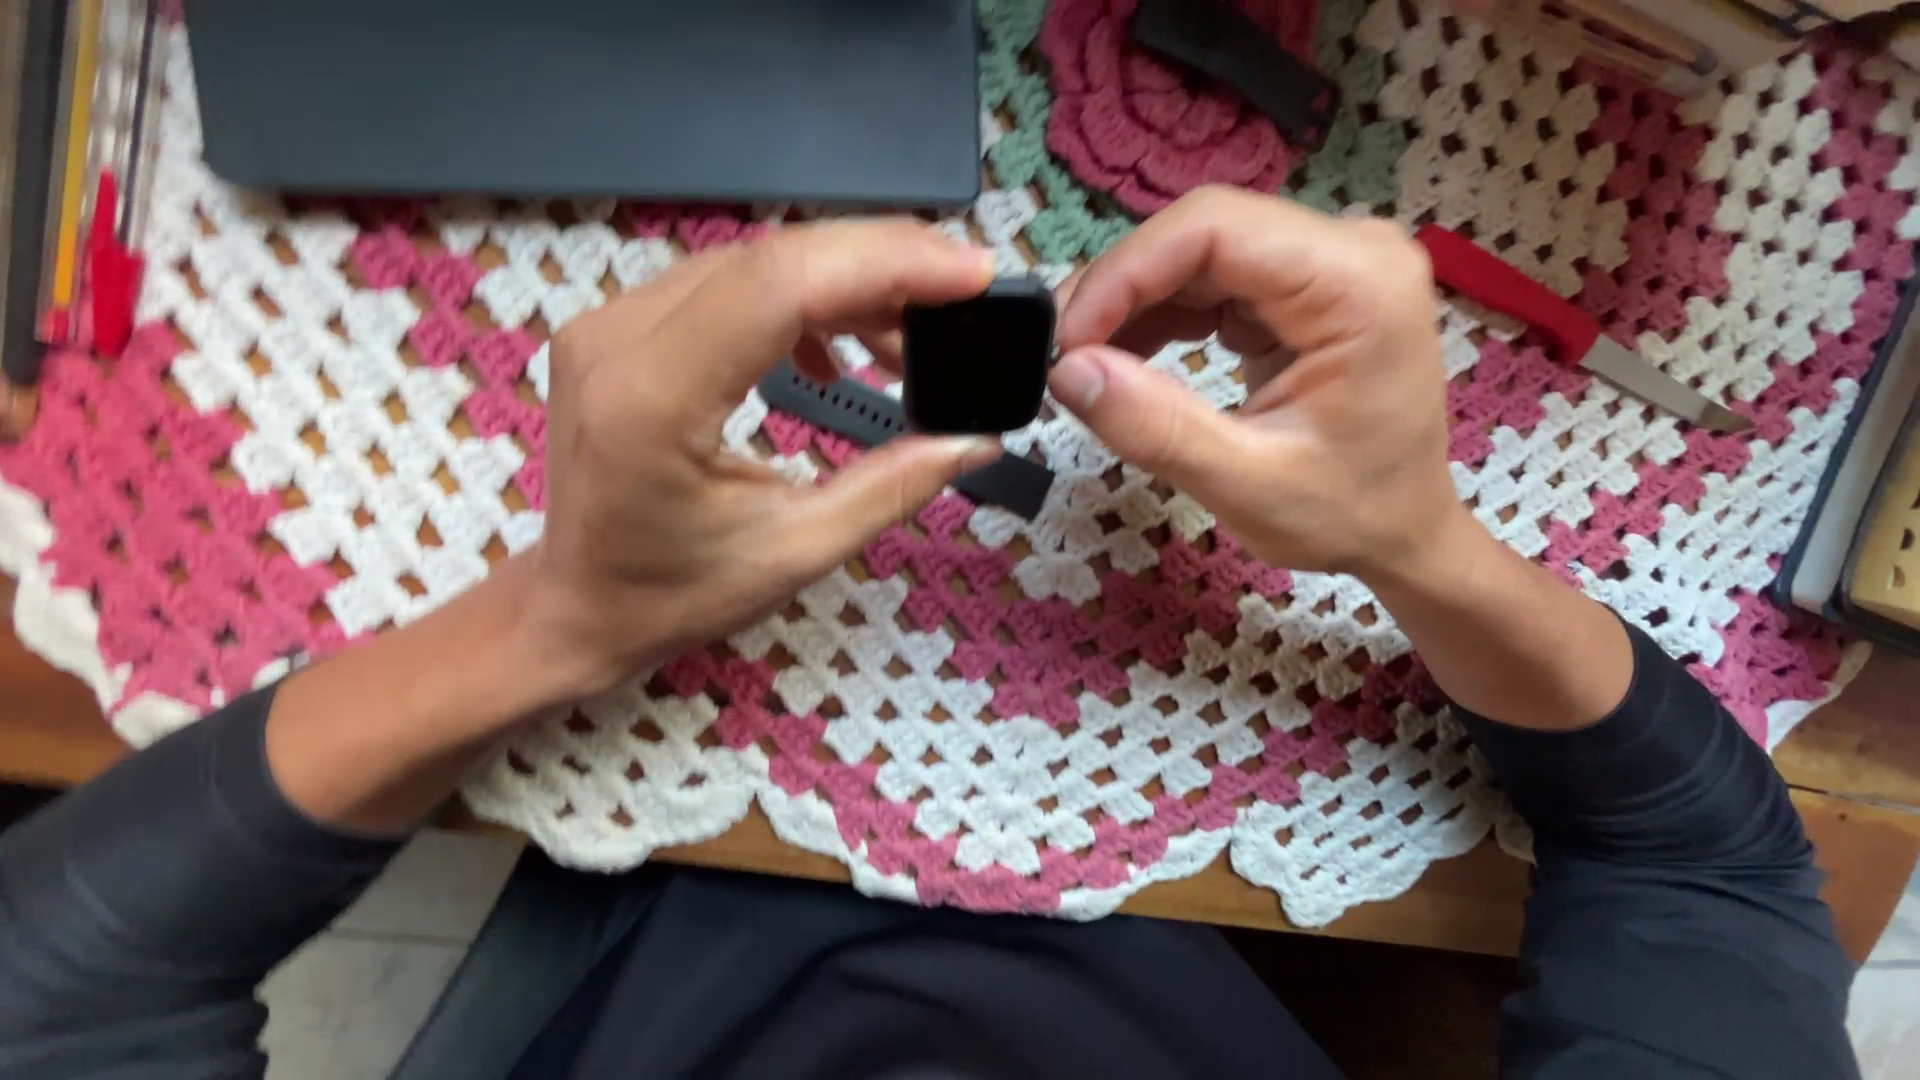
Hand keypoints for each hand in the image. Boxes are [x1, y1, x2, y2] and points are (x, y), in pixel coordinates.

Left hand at [520, 223, 1002, 697]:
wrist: (575, 606)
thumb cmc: (675, 596)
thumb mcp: (798, 552)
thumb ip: (892, 488)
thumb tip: (975, 439)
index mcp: (654, 400)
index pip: (781, 286)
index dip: (886, 264)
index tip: (971, 277)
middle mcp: (619, 337)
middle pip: (773, 258)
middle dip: (884, 263)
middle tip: (963, 296)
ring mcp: (611, 322)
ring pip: (756, 264)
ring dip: (847, 285)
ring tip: (911, 340)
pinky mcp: (623, 327)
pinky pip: (730, 287)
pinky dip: (800, 303)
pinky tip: (836, 354)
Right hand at [1048, 186, 1462, 576]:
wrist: (1400, 532)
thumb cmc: (1347, 515)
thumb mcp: (1246, 485)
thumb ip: (1157, 427)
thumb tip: (1065, 371)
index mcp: (1357, 284)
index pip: (1215, 229)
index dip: (1124, 273)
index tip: (1066, 339)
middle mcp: (1345, 252)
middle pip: (1201, 234)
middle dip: (1119, 289)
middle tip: (1059, 354)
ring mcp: (1321, 267)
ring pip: (1195, 255)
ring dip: (1129, 304)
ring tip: (1080, 362)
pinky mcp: (1295, 292)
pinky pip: (1207, 285)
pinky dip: (1154, 319)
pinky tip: (1120, 360)